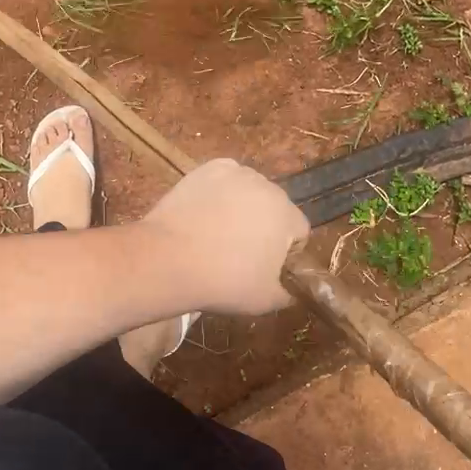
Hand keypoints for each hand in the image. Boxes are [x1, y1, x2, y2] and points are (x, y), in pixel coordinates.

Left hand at [141, 159, 309, 315]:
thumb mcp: (266, 300)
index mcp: (287, 215)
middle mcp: (267, 186)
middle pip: (276, 208)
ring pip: (251, 191)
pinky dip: (221, 191)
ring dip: (244, 206)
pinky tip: (206, 211)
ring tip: (219, 232)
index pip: (300, 231)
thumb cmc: (224, 281)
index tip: (267, 267)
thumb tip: (288, 288)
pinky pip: (225, 178)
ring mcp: (236, 173)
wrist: (170, 258)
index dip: (287, 251)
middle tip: (242, 252)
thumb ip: (287, 292)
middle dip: (266, 226)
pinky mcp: (208, 168)